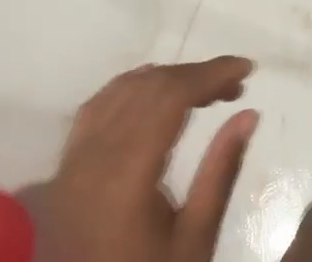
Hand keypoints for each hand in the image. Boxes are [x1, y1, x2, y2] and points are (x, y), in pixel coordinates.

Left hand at [41, 57, 259, 261]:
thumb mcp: (194, 241)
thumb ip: (220, 172)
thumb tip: (248, 115)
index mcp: (126, 175)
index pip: (171, 97)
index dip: (210, 74)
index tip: (246, 69)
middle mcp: (94, 156)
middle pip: (148, 87)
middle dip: (195, 75)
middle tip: (234, 86)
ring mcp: (72, 161)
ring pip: (121, 90)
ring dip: (165, 79)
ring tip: (202, 90)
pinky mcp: (63, 168)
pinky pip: (97, 107)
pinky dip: (130, 89)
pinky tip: (151, 96)